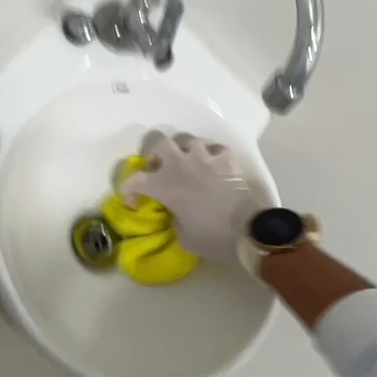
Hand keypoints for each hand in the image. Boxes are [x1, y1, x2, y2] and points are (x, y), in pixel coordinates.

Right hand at [118, 131, 262, 261]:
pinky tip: (214, 164)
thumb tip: (177, 213)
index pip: (133, 180)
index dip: (128, 191)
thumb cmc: (212, 236)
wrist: (248, 230)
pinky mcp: (226, 159)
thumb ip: (174, 220)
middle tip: (160, 169)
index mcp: (163, 185)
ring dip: (185, 150)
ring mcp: (204, 158)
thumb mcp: (184, 237)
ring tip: (188, 163)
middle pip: (159, 143)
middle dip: (157, 155)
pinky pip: (216, 148)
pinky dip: (213, 154)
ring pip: (188, 140)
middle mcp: (180, 165)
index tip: (134, 203)